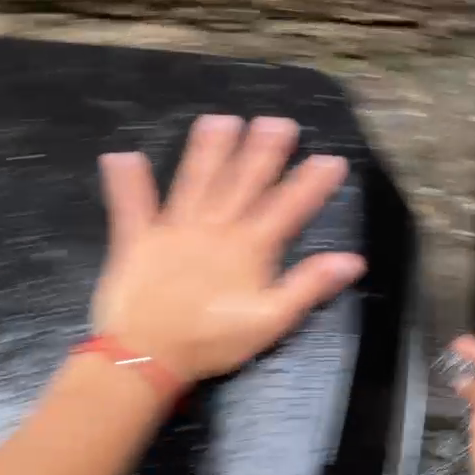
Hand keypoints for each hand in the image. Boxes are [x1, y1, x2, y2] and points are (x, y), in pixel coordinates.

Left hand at [91, 115, 365, 380]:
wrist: (149, 354)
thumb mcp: (273, 320)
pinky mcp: (136, 241)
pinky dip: (127, 182)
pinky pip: (130, 206)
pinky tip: (122, 156)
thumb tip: (351, 260)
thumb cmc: (215, 340)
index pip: (287, 208)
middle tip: (278, 121)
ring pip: (195, 182)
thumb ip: (309, 285)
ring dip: (208, 150)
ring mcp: (172, 230)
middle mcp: (213, 229)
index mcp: (249, 248)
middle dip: (262, 151)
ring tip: (221, 120)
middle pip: (242, 183)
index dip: (311, 184)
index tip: (331, 159)